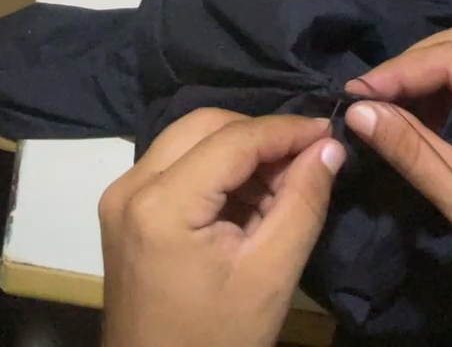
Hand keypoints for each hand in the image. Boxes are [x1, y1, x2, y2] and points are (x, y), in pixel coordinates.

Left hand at [98, 108, 345, 346]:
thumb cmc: (216, 341)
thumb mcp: (270, 277)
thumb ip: (302, 203)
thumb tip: (329, 146)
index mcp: (160, 203)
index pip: (232, 140)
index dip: (284, 130)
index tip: (327, 130)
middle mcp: (131, 184)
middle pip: (205, 126)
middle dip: (259, 136)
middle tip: (305, 158)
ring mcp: (122, 193)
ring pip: (189, 138)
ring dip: (239, 150)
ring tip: (281, 183)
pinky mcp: (124, 206)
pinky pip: (176, 162)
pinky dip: (216, 169)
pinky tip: (249, 198)